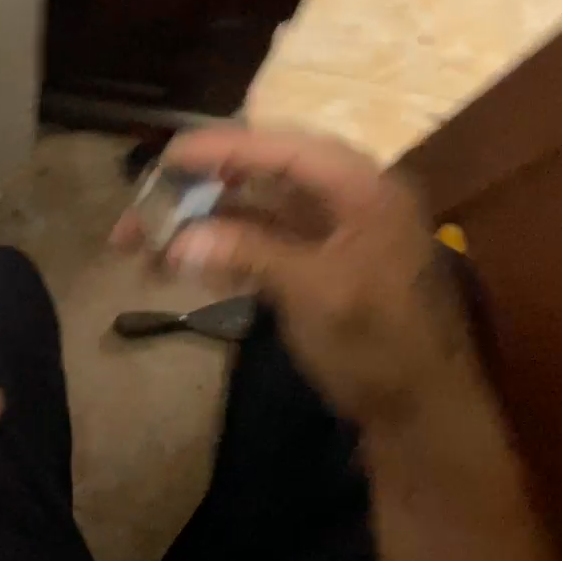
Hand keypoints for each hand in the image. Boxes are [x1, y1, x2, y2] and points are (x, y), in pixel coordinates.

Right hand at [115, 126, 484, 429]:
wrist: (419, 412)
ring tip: (142, 247)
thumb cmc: (381, 348)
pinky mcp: (307, 259)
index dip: (222, 148)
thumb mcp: (318, 295)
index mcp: (361, 189)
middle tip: (142, 211)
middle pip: (255, 175)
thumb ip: (250, 255)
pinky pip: (251, 239)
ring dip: (195, 223)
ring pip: (245, 208)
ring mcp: (322, 229)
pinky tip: (177, 267)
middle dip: (195, 191)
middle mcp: (341, 197)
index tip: (166, 158)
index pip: (283, 150)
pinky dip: (214, 249)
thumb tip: (179, 241)